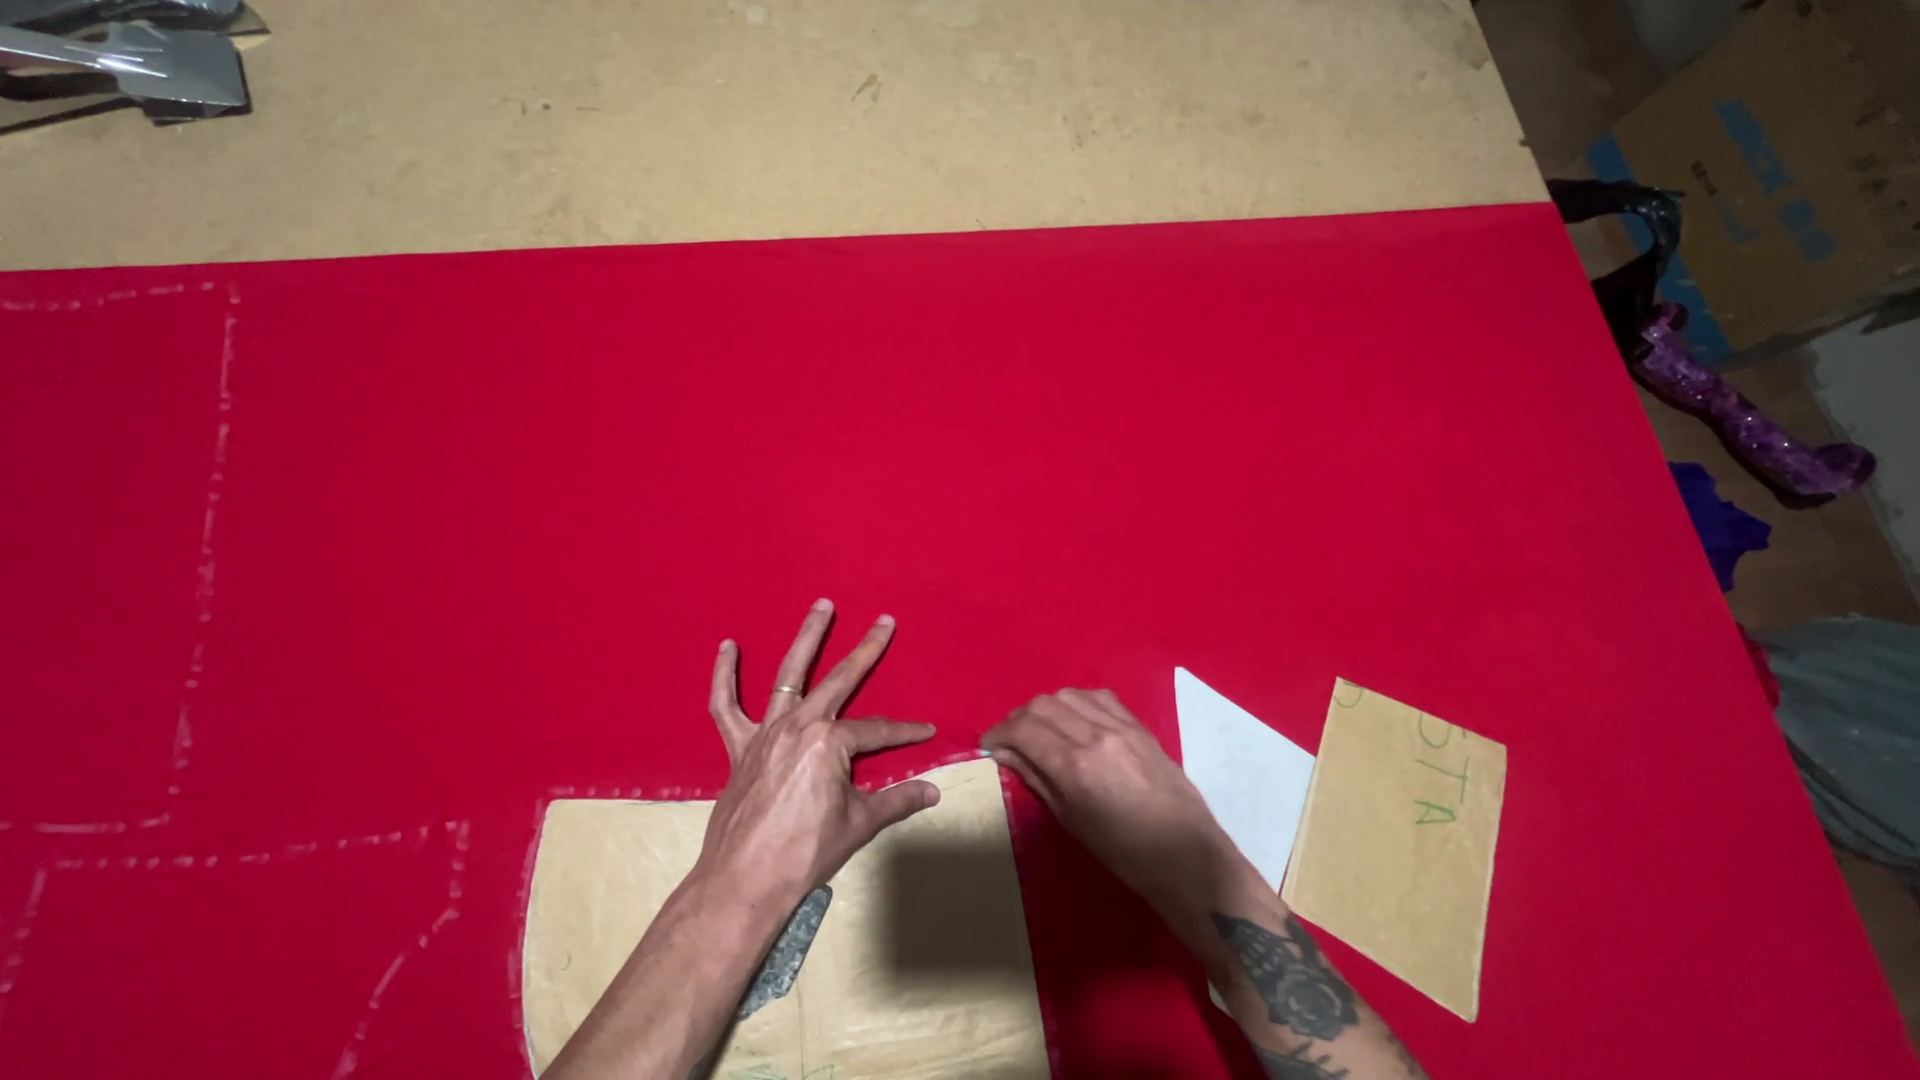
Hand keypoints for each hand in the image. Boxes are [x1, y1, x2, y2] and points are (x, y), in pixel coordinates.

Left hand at [699, 599, 940, 904]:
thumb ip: (898, 800)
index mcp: (830, 742)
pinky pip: (725, 706)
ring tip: (822, 607)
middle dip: (866, 650)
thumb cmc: (806, 852)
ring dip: (807, 639)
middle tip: (884, 622)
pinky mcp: (739, 747)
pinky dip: (724, 677)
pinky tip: (728, 647)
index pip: (878, 730)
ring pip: (788, 675)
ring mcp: (765, 733)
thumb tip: (933, 791)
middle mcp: (799, 726)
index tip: (926, 732)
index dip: (905, 732)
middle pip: (839, 681)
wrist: (744, 880)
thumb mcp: (860, 823)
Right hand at [982, 689, 1236, 915]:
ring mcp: (1120, 726)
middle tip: (1009, 740)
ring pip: (1068, 695)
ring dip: (1044, 708)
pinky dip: (1075, 703)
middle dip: (1017, 718)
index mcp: (1076, 765)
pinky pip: (1098, 697)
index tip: (988, 746)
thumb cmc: (1123, 852)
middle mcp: (1096, 735)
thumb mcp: (1070, 820)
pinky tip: (1072, 719)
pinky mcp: (1139, 725)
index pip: (1023, 729)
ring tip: (1038, 729)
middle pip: (1042, 705)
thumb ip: (1036, 778)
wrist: (1185, 854)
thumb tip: (1004, 754)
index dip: (998, 733)